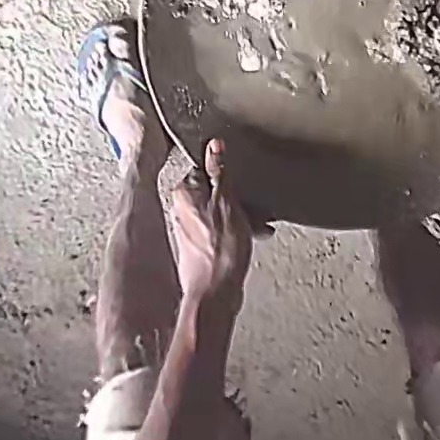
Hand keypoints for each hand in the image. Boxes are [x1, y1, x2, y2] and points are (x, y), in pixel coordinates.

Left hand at [169, 140, 254, 312]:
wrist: (215, 294)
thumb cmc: (220, 250)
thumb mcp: (227, 201)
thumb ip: (219, 172)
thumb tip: (215, 146)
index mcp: (183, 193)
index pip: (206, 168)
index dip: (227, 174)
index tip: (241, 182)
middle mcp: (182, 209)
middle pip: (214, 190)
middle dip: (237, 197)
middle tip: (253, 205)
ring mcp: (191, 228)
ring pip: (220, 210)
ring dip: (241, 214)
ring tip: (257, 224)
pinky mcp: (201, 246)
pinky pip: (221, 228)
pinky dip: (237, 230)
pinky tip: (253, 236)